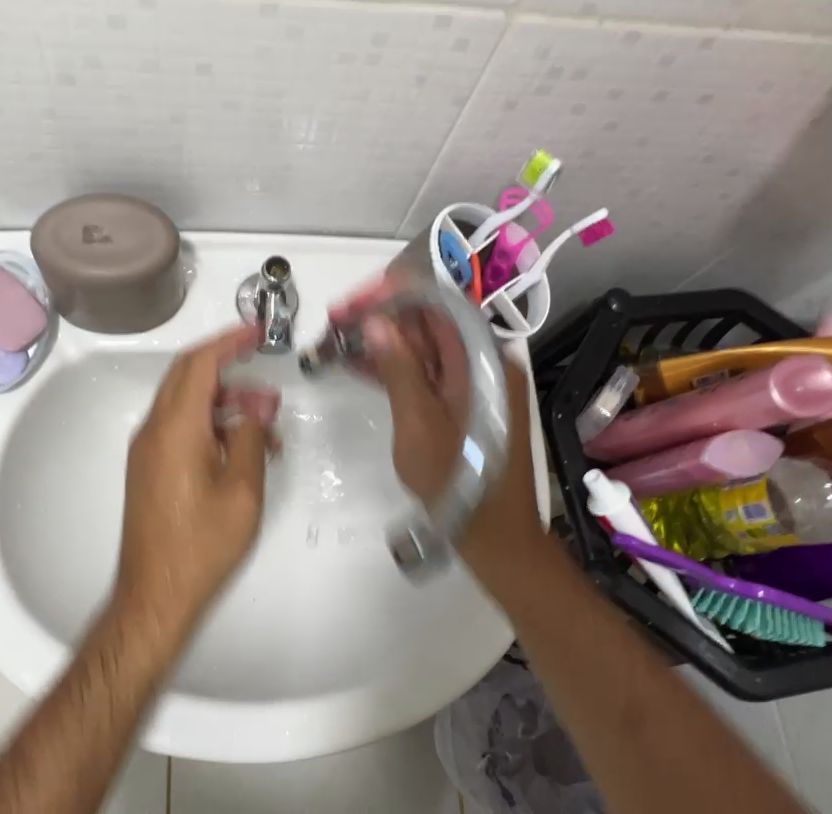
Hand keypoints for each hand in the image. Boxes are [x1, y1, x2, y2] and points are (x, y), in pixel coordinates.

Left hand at [115, 325, 278, 631]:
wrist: (154, 595)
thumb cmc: (202, 545)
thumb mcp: (242, 491)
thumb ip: (251, 438)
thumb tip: (258, 406)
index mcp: (175, 429)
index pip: (199, 364)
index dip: (229, 340)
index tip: (258, 331)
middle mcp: (153, 430)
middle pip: (185, 375)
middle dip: (225, 362)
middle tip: (262, 362)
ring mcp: (146, 449)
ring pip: (183, 401)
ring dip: (221, 398)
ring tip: (264, 422)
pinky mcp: (148, 467)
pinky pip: (178, 425)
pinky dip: (208, 421)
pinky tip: (240, 446)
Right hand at [361, 315, 543, 567]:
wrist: (496, 537)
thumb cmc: (458, 480)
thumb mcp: (419, 423)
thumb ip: (399, 368)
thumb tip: (376, 320)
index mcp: (483, 359)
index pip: (438, 304)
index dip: (393, 293)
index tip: (353, 300)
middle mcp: (484, 362)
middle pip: (430, 322)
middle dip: (382, 316)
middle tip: (335, 320)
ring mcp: (475, 383)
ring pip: (425, 347)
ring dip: (384, 341)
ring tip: (337, 339)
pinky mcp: (464, 403)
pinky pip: (428, 372)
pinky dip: (397, 368)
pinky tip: (358, 364)